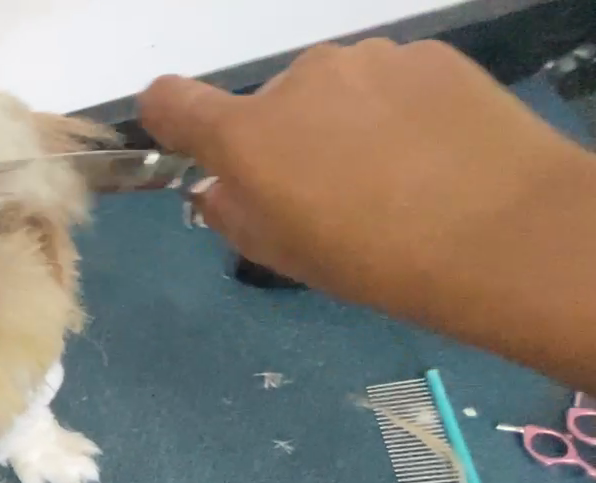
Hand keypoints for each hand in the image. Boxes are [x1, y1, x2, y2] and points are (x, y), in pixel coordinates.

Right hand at [138, 40, 592, 323]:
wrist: (492, 227)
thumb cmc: (353, 251)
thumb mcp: (263, 245)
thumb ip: (225, 206)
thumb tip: (224, 183)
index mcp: (242, 133)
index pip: (170, 100)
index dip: (164, 116)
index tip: (181, 141)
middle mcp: (297, 81)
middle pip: (261, 103)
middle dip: (271, 136)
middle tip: (306, 184)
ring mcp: (369, 60)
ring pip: (323, 91)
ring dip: (328, 121)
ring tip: (369, 169)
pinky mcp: (429, 55)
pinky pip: (378, 82)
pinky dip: (380, 111)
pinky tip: (413, 150)